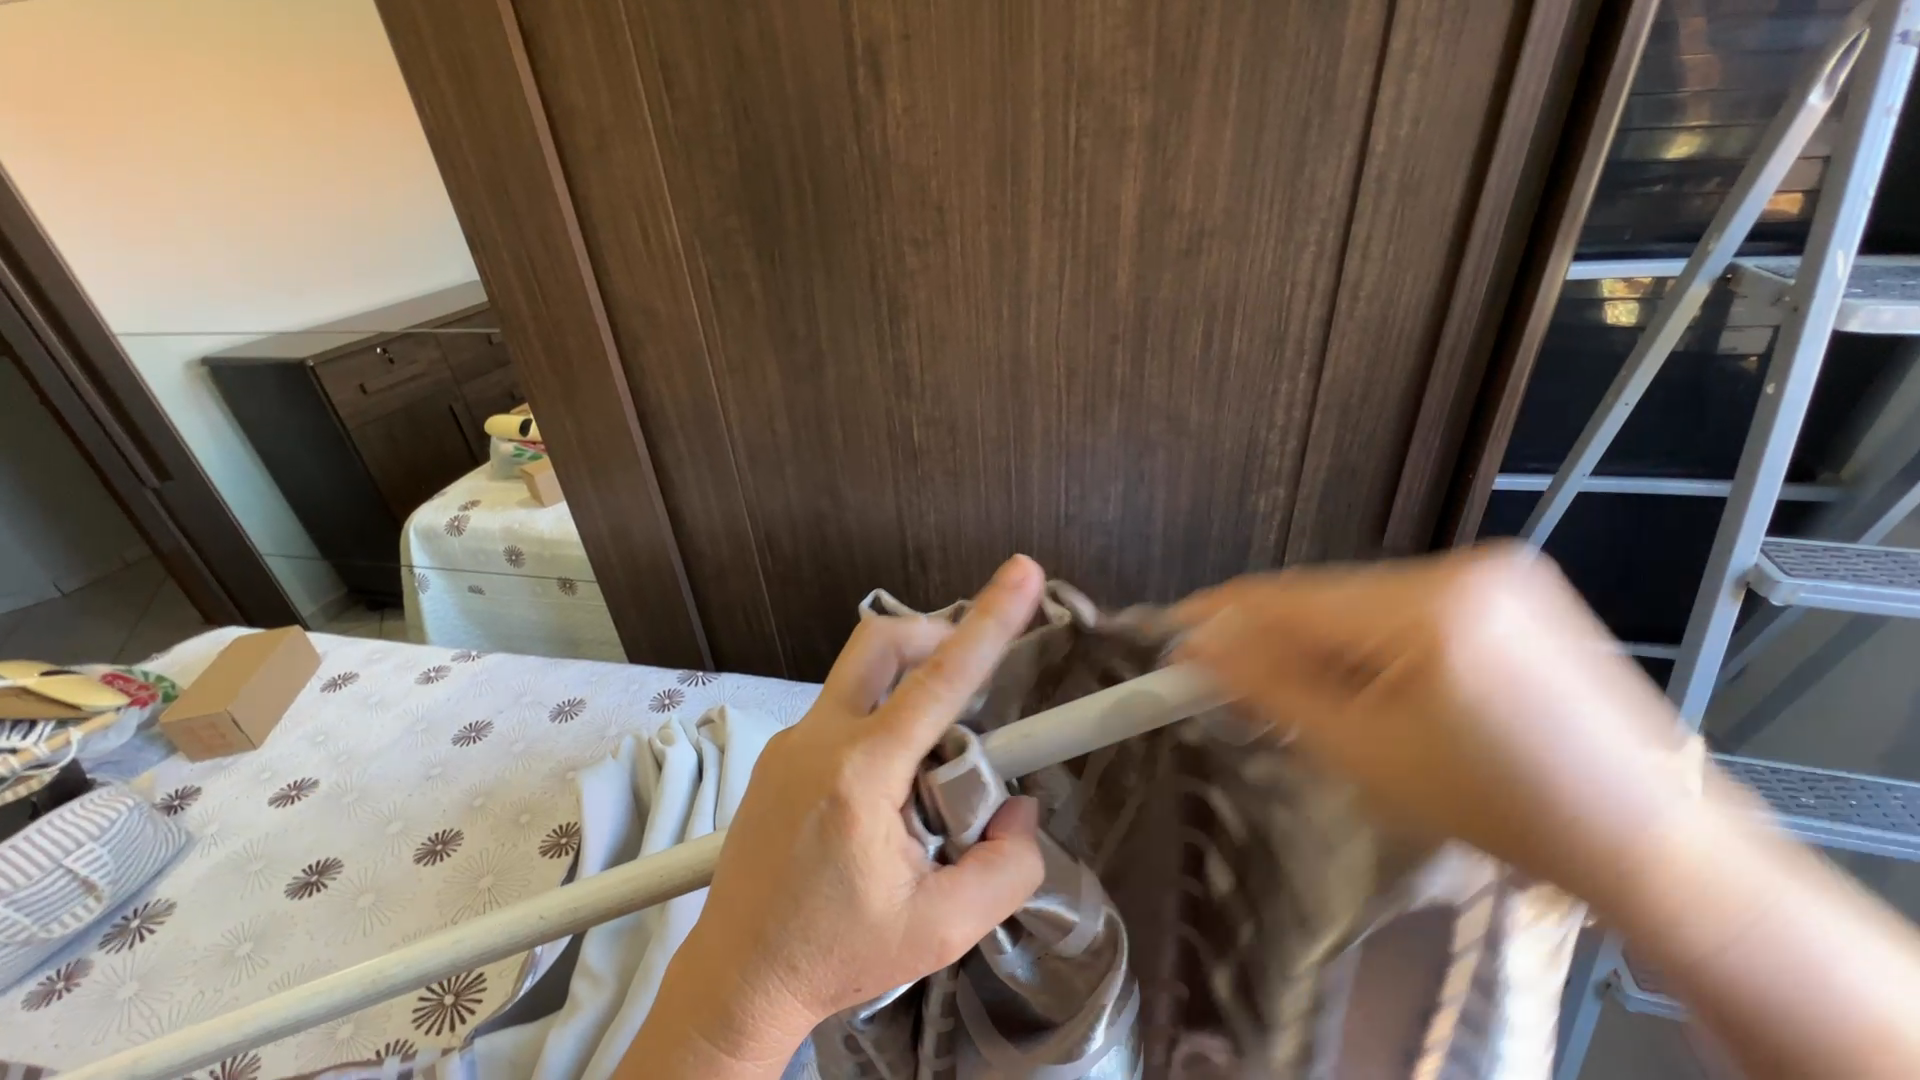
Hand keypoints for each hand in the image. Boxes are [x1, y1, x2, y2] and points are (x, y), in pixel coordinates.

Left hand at [631, 555, 1047, 1076]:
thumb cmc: (836, 955)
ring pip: (860, 679)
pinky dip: (880, 725)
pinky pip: (841, 714)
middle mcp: (819, 741)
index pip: (938, 681)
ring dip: (910, 693)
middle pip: (881, 643)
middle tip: (973, 677)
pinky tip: (890, 793)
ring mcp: (790, 745)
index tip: (1023, 572)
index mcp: (860, 775)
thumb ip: (1006, 869)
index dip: (990, 622)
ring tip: (935, 768)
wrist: (737, 979)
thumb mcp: (942, 930)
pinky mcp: (777, 759)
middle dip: (936, 635)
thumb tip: (1020, 812)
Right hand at [1173, 544, 1698, 902]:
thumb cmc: (1504, 809)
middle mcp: (1466, 566)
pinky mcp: (1514, 590)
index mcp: (1431, 606)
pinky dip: (1370, 639)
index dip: (1219, 615)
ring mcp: (1497, 571)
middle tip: (1227, 680)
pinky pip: (1406, 604)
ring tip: (1304, 695)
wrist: (1648, 840)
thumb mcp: (1366, 754)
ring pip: (1363, 599)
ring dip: (1321, 640)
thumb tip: (1200, 649)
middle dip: (1272, 635)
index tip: (1168, 632)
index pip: (1290, 597)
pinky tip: (1368, 682)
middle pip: (1325, 594)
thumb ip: (1272, 689)